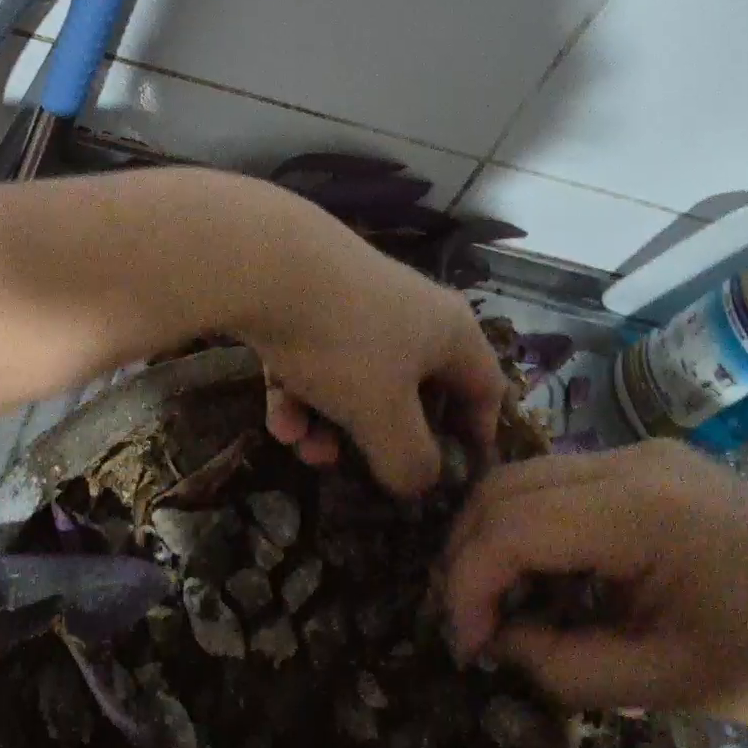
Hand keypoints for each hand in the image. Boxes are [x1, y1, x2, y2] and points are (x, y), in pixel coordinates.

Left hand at [223, 184, 503, 497]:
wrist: (264, 263)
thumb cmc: (345, 342)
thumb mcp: (382, 415)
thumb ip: (408, 459)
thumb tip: (419, 484)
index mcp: (450, 333)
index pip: (484, 389)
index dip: (476, 436)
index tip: (453, 475)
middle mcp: (410, 312)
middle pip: (409, 390)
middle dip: (378, 438)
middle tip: (357, 469)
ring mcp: (355, 303)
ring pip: (353, 379)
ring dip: (328, 423)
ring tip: (299, 447)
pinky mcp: (306, 300)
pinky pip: (313, 357)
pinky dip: (298, 391)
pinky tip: (276, 421)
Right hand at [440, 440, 747, 742]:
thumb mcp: (676, 683)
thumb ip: (567, 665)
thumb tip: (500, 646)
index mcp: (637, 506)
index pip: (509, 525)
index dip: (468, 583)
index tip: (463, 645)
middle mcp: (631, 460)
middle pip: (506, 487)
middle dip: (470, 553)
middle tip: (469, 621)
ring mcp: (649, 457)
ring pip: (532, 478)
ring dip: (500, 536)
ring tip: (502, 603)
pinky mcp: (663, 470)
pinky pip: (570, 485)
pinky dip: (539, 527)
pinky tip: (552, 576)